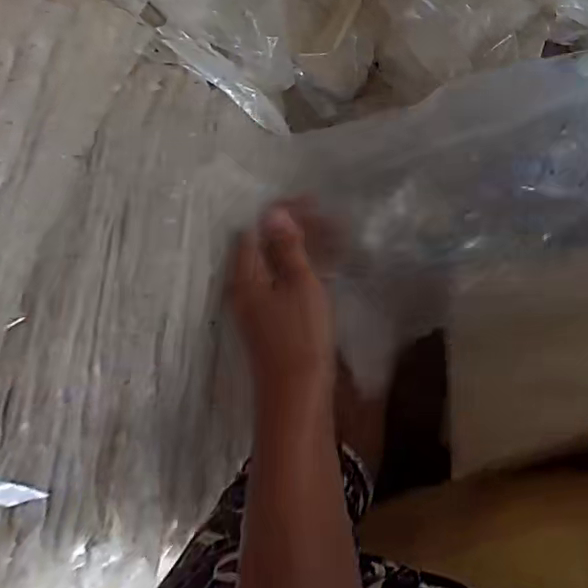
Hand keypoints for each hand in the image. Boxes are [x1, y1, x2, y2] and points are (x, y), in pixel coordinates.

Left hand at [227, 202, 336, 418]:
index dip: (283, 213)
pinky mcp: (277, 315)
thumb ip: (287, 249)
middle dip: (299, 228)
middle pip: (268, 246)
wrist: (298, 386)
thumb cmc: (300, 332)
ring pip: (282, 262)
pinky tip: (331, 262)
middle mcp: (247, 288)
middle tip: (335, 217)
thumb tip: (274, 213)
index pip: (256, 232)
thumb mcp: (299, 284)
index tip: (316, 201)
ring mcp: (261, 303)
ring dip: (308, 245)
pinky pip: (289, 277)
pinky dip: (309, 265)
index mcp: (246, 278)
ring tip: (340, 235)